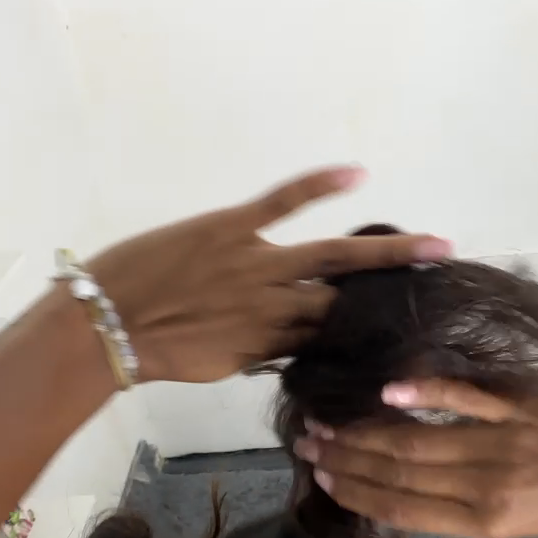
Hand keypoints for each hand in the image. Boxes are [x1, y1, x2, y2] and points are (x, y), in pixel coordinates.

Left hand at [84, 167, 449, 383]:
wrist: (102, 326)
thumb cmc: (149, 349)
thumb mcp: (213, 364)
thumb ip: (252, 352)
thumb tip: (279, 347)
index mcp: (272, 341)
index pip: (330, 335)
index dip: (364, 330)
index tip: (397, 325)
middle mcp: (278, 305)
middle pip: (344, 299)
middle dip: (389, 295)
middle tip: (435, 287)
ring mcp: (259, 264)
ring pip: (332, 257)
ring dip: (386, 253)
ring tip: (433, 245)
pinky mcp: (234, 229)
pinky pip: (282, 203)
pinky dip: (318, 185)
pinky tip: (357, 173)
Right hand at [296, 380, 537, 537]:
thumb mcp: (513, 525)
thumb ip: (459, 505)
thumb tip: (403, 483)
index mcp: (479, 522)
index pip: (401, 506)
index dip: (356, 493)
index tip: (322, 479)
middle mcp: (481, 487)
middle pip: (398, 472)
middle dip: (347, 460)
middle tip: (306, 445)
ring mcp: (499, 445)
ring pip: (418, 440)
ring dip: (366, 432)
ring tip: (328, 424)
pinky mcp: (520, 410)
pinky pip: (464, 398)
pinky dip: (424, 392)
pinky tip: (387, 392)